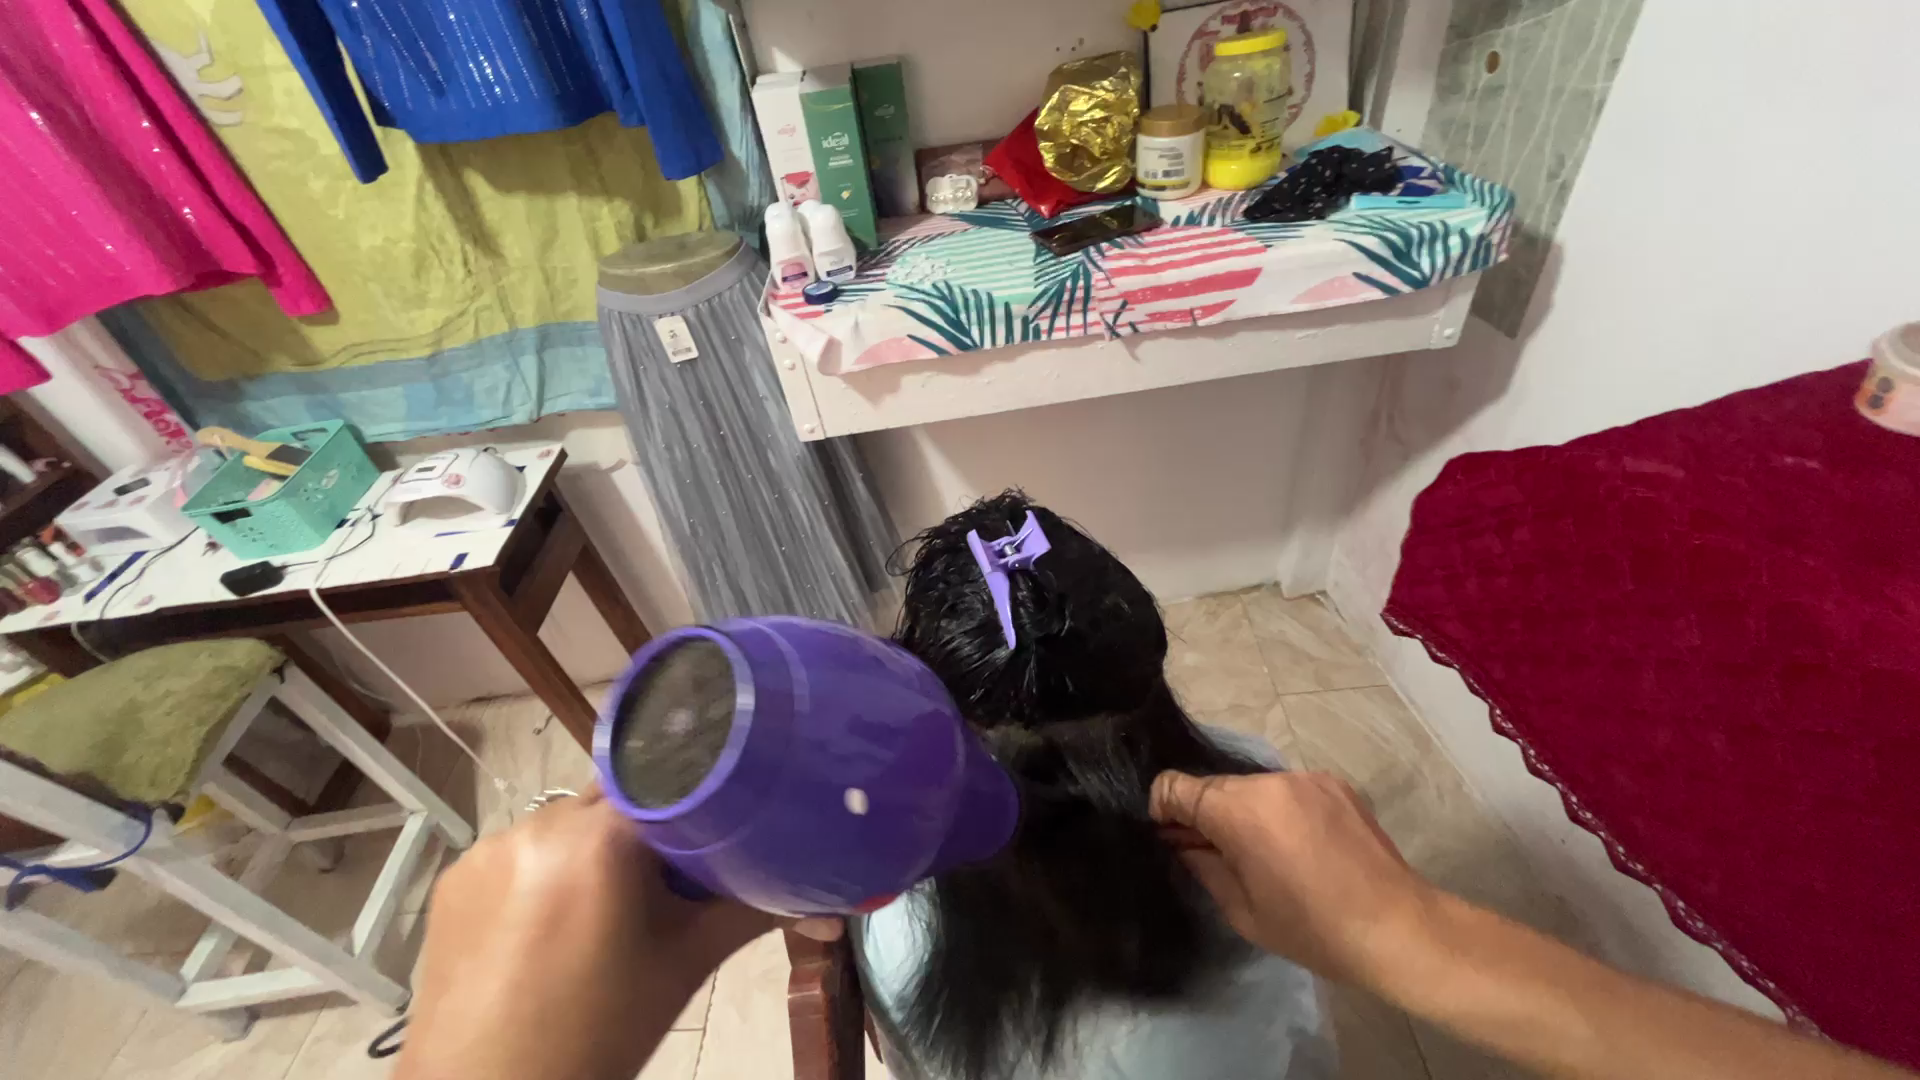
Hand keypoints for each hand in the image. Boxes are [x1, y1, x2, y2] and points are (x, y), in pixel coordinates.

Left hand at [398, 788, 772, 1079]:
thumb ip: (756, 912)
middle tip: (670, 875)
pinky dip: (549, 867)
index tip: (718, 827)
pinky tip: (555, 919)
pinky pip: (524, 847)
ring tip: (610, 902)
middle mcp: (541, 824)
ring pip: (571, 819)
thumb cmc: (600, 1035)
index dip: (699, 800)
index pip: (670, 780)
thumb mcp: (686, 963)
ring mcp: (490, 847)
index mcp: (601, 839)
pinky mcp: (456, 875)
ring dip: (597, 845)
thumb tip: (835, 910)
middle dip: (648, 826)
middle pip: (619, 798)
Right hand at [1149, 769, 1441, 989]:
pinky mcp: (1333, 782)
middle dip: (1207, 814)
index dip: (1163, 809)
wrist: (1401, 930)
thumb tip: (1183, 843)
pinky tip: (1302, 844)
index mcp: (1238, 809)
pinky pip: (1287, 790)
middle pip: (1214, 786)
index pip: (1174, 785)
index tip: (1172, 835)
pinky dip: (1281, 809)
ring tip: (1268, 851)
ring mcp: (1303, 777)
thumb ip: (1202, 866)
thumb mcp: (1242, 910)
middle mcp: (1266, 781)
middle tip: (1220, 852)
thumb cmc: (1313, 929)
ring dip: (1246, 811)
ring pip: (1252, 787)